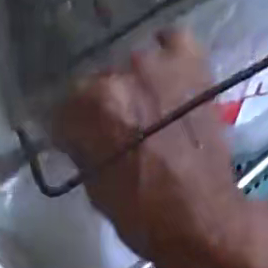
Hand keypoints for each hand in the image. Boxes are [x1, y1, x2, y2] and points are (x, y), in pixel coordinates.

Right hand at [53, 29, 267, 267]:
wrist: (204, 222)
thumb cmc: (145, 219)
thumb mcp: (97, 192)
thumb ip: (82, 153)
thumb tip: (74, 138)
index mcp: (93, 109)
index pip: (63, 109)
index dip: (66, 131)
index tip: (71, 144)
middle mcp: (122, 75)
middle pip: (96, 85)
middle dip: (97, 109)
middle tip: (109, 134)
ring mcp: (160, 64)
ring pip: (130, 66)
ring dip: (131, 88)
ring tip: (140, 114)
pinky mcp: (193, 64)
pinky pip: (170, 45)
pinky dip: (164, 61)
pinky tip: (163, 84)